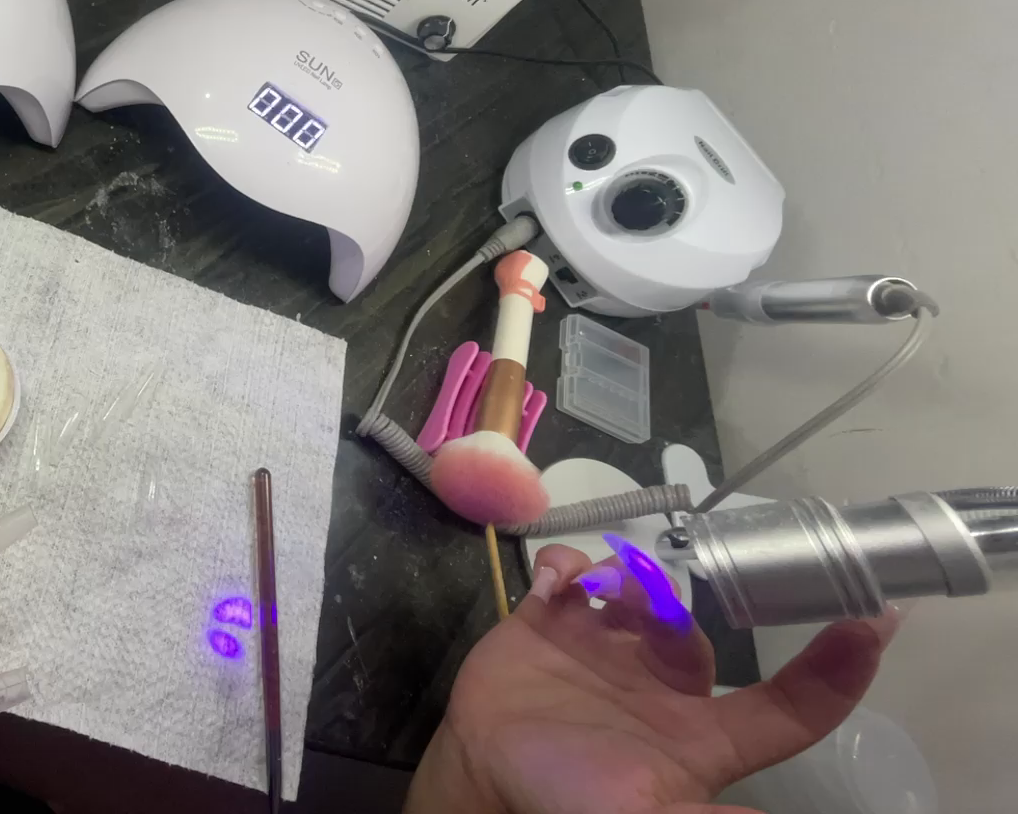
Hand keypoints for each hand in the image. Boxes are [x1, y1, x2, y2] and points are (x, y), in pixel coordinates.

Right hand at [405, 541, 896, 813]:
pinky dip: (562, 564)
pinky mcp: (545, 619)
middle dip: (672, 602)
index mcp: (699, 731)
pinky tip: (553, 580)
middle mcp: (655, 680)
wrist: (483, 767)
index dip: (834, 667)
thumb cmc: (567, 797)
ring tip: (589, 584)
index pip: (789, 704)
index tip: (870, 618)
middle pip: (686, 625)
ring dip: (619, 573)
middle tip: (639, 591)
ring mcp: (597, 644)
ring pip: (628, 590)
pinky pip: (564, 575)